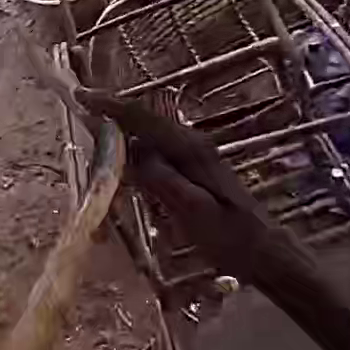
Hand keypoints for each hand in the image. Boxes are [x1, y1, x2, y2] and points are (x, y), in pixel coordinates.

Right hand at [78, 90, 287, 270]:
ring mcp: (193, 152)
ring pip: (149, 131)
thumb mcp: (191, 211)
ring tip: (93, 131)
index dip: (109, 105)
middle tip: (80, 111)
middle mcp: (190, 141)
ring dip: (121, 127)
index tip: (81, 96)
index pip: (142, 118)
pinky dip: (134, 144)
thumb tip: (131, 152)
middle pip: (143, 118)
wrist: (268, 254)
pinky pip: (156, 145)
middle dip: (111, 112)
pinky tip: (123, 159)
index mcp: (188, 148)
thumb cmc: (230, 238)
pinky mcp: (194, 165)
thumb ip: (160, 178)